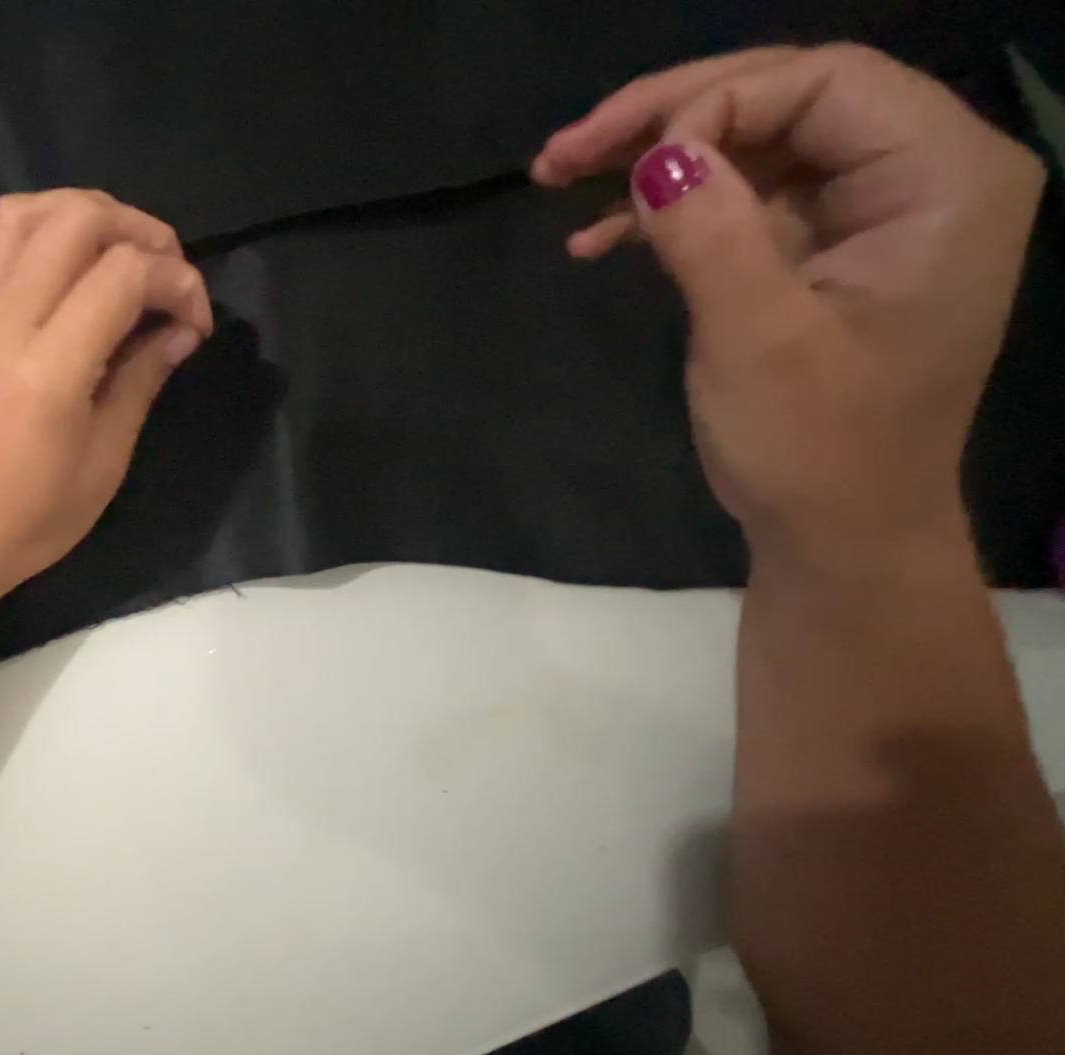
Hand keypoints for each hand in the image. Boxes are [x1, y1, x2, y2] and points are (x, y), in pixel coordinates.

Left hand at [0, 189, 213, 609]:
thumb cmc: (38, 516)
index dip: (177, 281)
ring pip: (18, 215)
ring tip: (117, 250)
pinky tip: (32, 245)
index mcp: (50, 365)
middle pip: (73, 220)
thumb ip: (144, 378)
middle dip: (138, 230)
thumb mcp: (108, 458)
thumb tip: (183, 329)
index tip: (196, 322)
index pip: (123, 273)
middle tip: (167, 274)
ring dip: (78, 213)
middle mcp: (6, 323)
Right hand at [532, 46, 1046, 565]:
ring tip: (557, 180)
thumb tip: (652, 156)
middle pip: (782, 101)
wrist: (835, 527)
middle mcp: (914, 177)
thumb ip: (711, 235)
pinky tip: (597, 239)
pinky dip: (666, 212)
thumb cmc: (813, 444)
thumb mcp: (757, 340)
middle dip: (665, 120)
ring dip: (652, 161)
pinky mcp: (814, 253)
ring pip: (749, 146)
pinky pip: (737, 201)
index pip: (823, 85)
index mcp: (939, 181)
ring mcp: (862, 215)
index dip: (711, 108)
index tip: (620, 171)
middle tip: (560, 152)